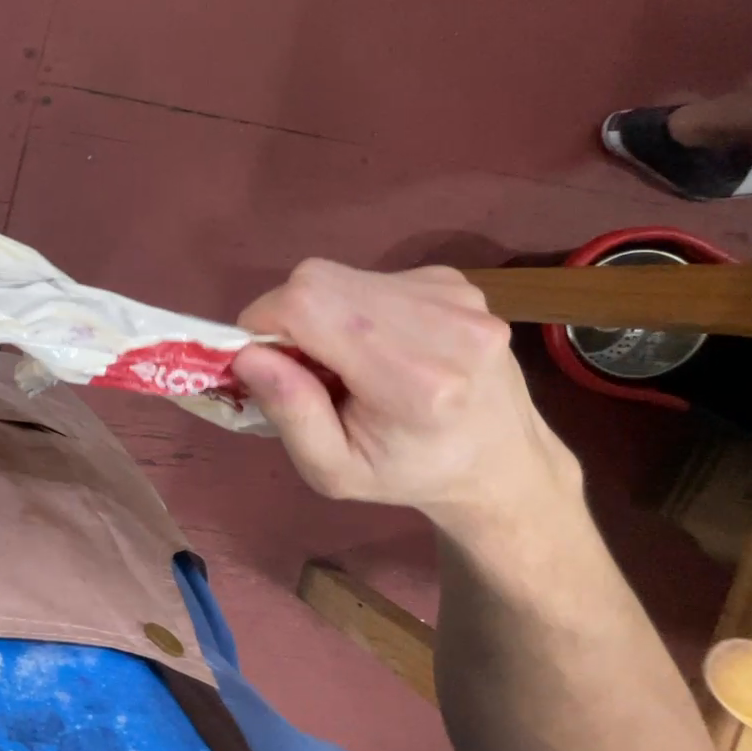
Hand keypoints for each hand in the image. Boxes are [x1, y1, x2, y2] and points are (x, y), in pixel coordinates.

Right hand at [230, 259, 581, 539]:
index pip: (305, 306)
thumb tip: (246, 354)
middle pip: (316, 281)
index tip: (258, 360)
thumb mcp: (332, 472)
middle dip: (283, 316)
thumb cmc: (409, 475)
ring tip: (338, 358)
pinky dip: (347, 307)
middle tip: (294, 363)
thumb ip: (290, 413)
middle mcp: (444, 325)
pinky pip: (365, 277)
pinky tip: (371, 344)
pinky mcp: (454, 283)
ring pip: (337, 276)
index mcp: (414, 381)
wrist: (505, 464)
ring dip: (316, 312)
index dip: (262, 323)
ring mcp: (455, 298)